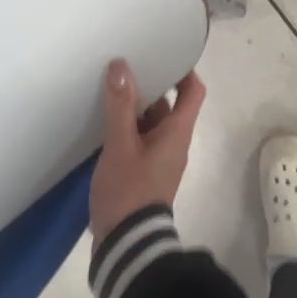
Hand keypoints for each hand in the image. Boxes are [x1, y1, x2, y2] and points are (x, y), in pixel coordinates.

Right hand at [89, 60, 205, 242]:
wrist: (125, 245)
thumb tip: (121, 65)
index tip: (164, 52)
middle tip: (127, 64)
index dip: (184, 70)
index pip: (193, 91)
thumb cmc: (129, 190)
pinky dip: (126, 127)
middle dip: (150, 84)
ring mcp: (158, 158)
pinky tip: (103, 120)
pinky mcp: (142, 172)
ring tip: (110, 86)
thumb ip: (121, 105)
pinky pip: (138, 140)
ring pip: (150, 122)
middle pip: (168, 104)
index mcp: (178, 132)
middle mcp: (173, 142)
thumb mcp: (121, 145)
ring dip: (134, 106)